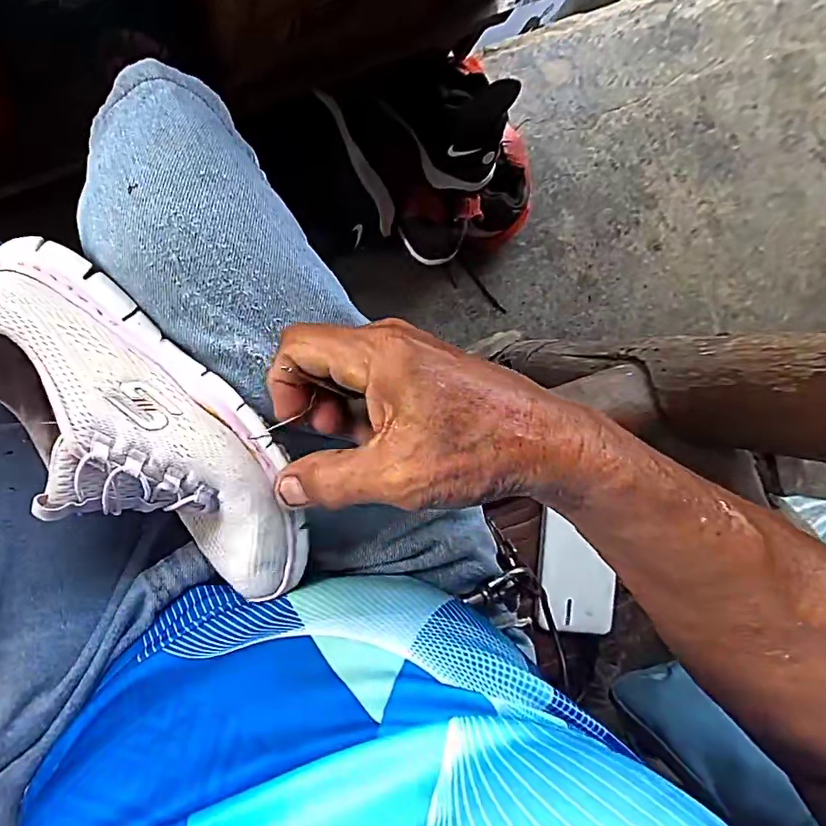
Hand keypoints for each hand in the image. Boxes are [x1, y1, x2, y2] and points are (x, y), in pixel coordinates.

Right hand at [265, 319, 609, 510]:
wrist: (544, 441)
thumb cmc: (484, 446)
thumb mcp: (394, 476)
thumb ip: (329, 480)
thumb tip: (290, 483)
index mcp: (376, 353)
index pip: (296, 345)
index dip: (282, 386)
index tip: (295, 423)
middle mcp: (389, 342)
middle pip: (317, 356)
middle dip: (309, 400)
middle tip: (327, 438)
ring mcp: (407, 352)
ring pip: (343, 369)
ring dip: (336, 407)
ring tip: (358, 444)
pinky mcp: (420, 368)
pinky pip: (371, 378)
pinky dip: (362, 408)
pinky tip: (382, 440)